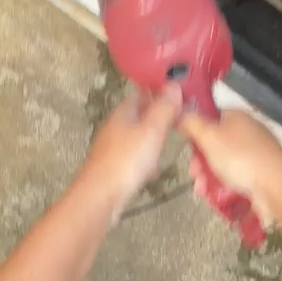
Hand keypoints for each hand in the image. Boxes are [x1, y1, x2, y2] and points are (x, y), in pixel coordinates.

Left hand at [76, 86, 182, 216]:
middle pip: (140, 115)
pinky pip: (135, 158)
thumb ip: (163, 108)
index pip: (142, 93)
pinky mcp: (114, 167)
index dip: (159, 91)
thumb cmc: (127, 159)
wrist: (101, 196)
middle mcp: (116, 126)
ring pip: (138, 137)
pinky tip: (152, 170)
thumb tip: (174, 84)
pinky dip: (146, 160)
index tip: (180, 95)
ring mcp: (113, 147)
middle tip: (179, 121)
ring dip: (153, 140)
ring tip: (167, 146)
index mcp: (123, 112)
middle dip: (158, 117)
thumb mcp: (151, 130)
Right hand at [177, 109, 281, 209]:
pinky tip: (213, 195)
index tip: (185, 146)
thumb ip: (190, 122)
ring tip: (201, 190)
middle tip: (193, 174)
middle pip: (214, 142)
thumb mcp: (208, 136)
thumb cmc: (240, 157)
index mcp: (236, 116)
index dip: (195, 131)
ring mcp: (256, 153)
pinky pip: (235, 175)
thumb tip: (179, 112)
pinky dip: (222, 184)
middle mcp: (247, 131)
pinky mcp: (260, 173)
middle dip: (199, 160)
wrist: (276, 187)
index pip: (210, 116)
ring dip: (207, 175)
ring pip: (222, 161)